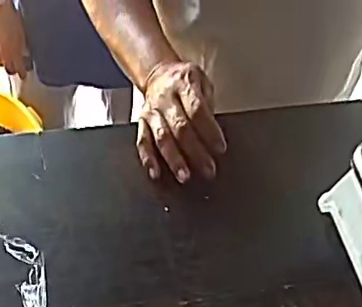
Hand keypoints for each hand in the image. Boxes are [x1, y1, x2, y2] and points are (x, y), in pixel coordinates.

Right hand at [0, 1, 31, 76]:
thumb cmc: (10, 19)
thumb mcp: (21, 34)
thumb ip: (23, 48)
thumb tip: (26, 56)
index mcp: (13, 56)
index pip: (19, 71)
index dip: (22, 73)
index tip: (24, 73)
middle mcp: (3, 58)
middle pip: (9, 70)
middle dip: (13, 69)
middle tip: (16, 67)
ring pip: (0, 63)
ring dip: (5, 62)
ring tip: (8, 56)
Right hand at [137, 60, 225, 183]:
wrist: (158, 75)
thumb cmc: (184, 82)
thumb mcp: (202, 82)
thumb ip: (208, 104)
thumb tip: (213, 133)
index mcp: (185, 83)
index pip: (198, 111)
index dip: (210, 132)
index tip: (220, 148)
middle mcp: (166, 98)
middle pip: (181, 128)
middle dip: (195, 152)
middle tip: (207, 169)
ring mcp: (152, 112)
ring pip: (163, 139)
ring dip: (174, 160)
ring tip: (184, 176)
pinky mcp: (141, 124)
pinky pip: (143, 143)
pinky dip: (148, 160)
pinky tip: (156, 173)